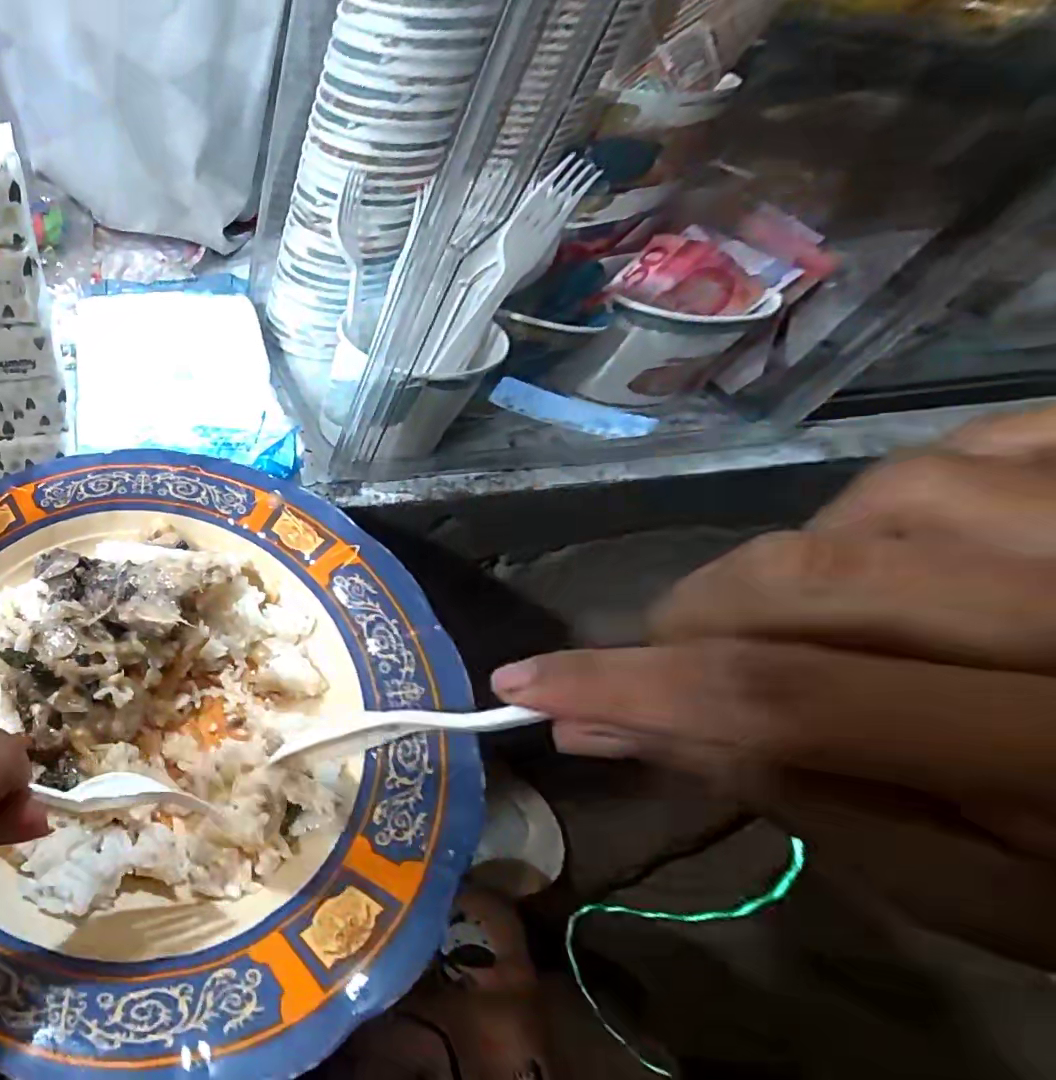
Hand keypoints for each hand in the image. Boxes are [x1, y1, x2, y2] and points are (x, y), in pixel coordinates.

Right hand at [490, 404, 1055, 965]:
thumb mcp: (983, 887)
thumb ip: (789, 796)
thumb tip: (603, 728)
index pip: (782, 700)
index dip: (628, 688)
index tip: (520, 686)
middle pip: (805, 582)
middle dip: (692, 623)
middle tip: (668, 659)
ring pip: (870, 503)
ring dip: (796, 568)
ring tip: (823, 618)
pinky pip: (961, 445)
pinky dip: (890, 496)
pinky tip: (899, 544)